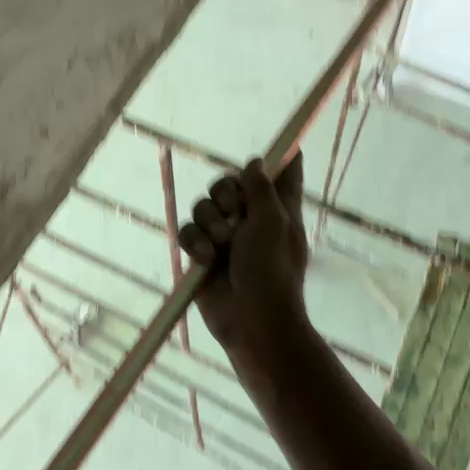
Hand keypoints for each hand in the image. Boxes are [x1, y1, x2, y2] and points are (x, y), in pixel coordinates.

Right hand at [176, 154, 308, 350]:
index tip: (277, 151)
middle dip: (225, 194)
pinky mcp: (201, 255)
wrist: (251, 319)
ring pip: (203, 207)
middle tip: (233, 212)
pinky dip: (194, 243)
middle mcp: (251, 219)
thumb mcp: (273, 222)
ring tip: (220, 245)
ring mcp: (224, 238)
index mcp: (278, 210)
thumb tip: (255, 163)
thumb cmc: (272, 269)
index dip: (278, 161)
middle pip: (228, 184)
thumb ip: (261, 188)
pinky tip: (205, 259)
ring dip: (209, 222)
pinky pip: (187, 232)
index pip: (282, 175)